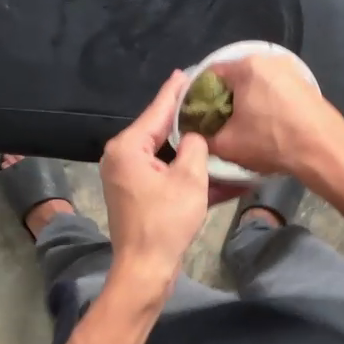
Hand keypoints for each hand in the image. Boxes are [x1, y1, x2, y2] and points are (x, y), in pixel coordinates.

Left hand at [100, 71, 212, 293]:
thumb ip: (196, 147)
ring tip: (220, 133)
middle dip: (189, 122)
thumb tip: (197, 136)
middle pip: (161, 132)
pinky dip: (189, 176)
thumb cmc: (165, 222)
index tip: (190, 73)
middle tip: (212, 101)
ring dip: (194, 153)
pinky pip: (168, 178)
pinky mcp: (140, 199)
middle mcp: (123, 158)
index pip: (157, 110)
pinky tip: (220, 174)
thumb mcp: (190, 178)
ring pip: (167, 157)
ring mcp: (130, 179)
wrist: (146, 270)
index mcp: (128, 148)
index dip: (176, 92)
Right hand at [208, 55, 343, 181]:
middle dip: (223, 100)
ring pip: (257, 85)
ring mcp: (291, 71)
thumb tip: (197, 136)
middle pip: (235, 78)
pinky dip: (266, 105)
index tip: (196, 116)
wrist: (324, 150)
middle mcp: (269, 60)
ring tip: (243, 128)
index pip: (209, 74)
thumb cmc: (271, 141)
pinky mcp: (306, 85)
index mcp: (246, 67)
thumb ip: (204, 138)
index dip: (198, 96)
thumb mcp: (228, 145)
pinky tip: (266, 126)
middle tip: (218, 124)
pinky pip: (276, 92)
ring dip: (246, 103)